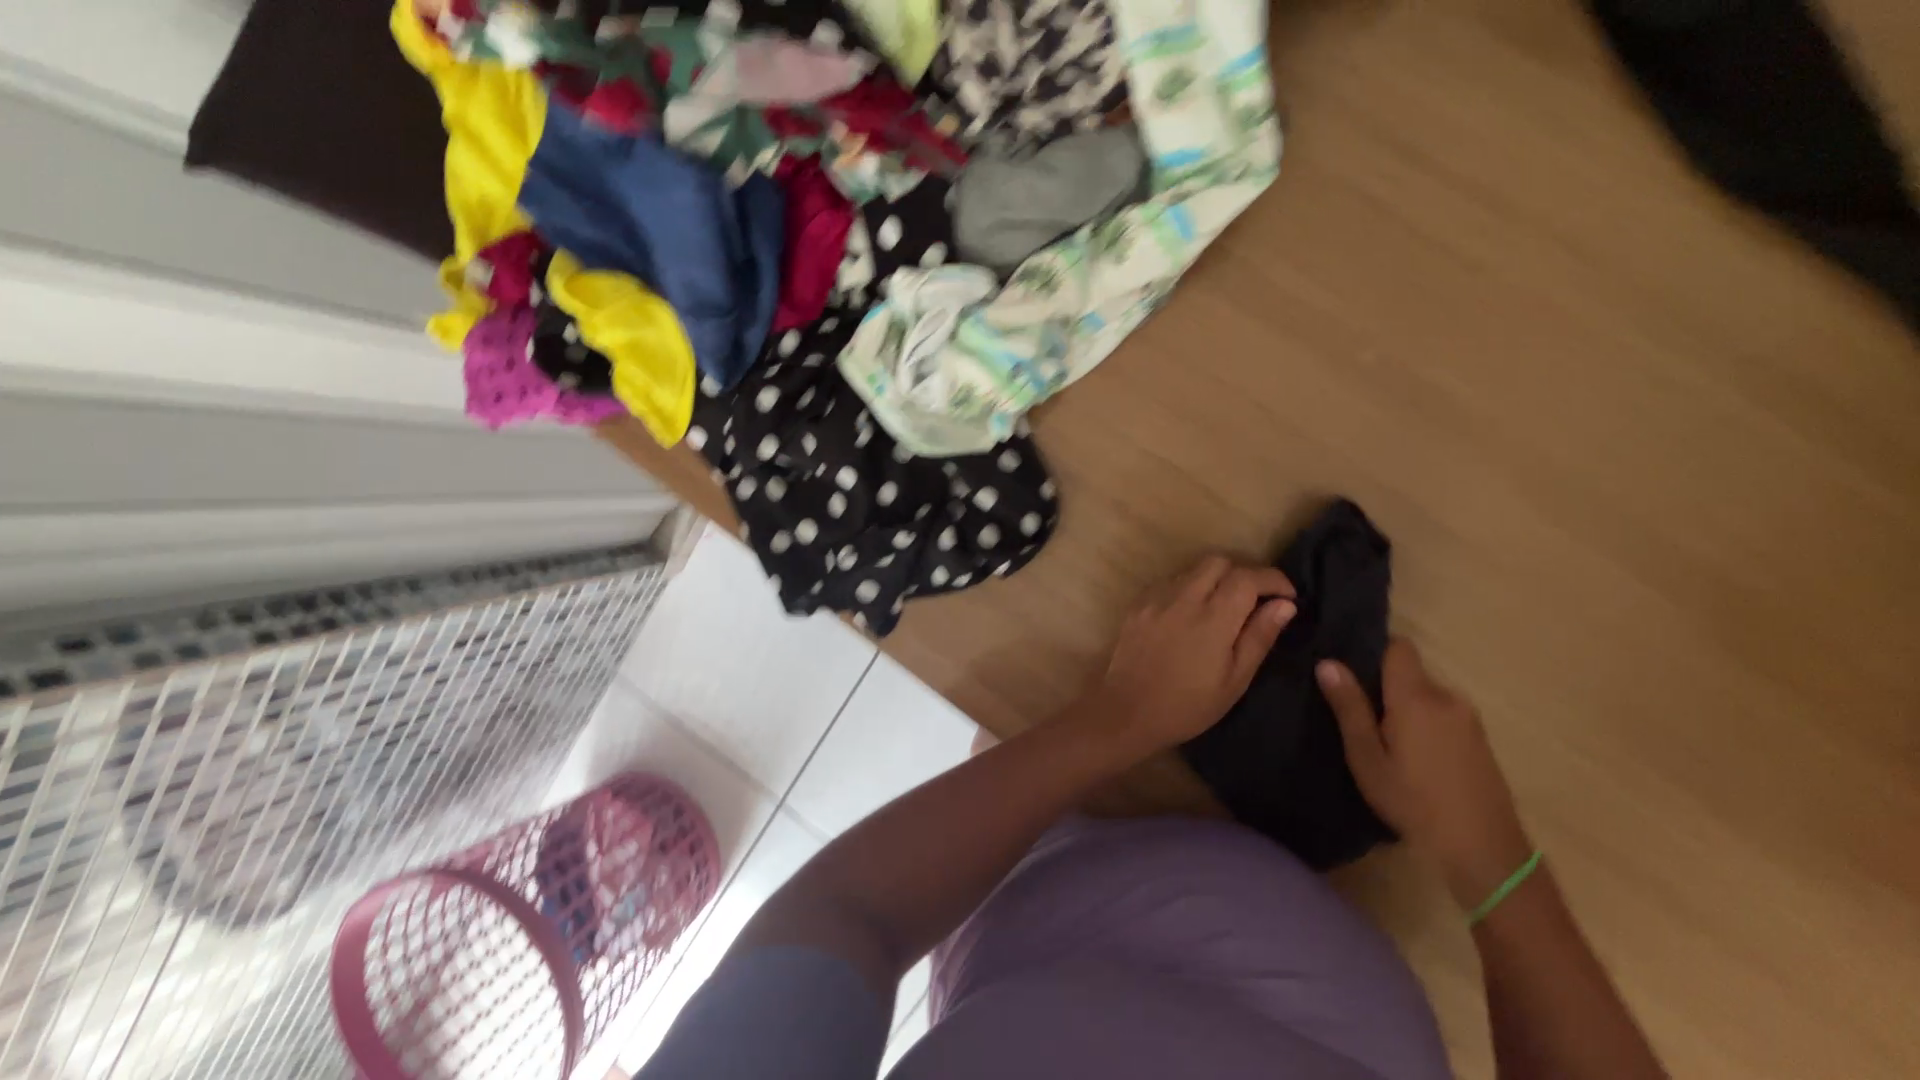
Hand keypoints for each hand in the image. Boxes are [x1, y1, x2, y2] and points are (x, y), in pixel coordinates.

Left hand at [1092, 556, 1296, 750]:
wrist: (1127, 713)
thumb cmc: (1188, 705)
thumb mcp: (1234, 680)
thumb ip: (1259, 637)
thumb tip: (1285, 604)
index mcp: (1212, 618)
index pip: (1248, 577)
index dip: (1273, 579)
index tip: (1287, 595)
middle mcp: (1182, 598)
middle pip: (1219, 562)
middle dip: (1243, 573)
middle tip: (1255, 600)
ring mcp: (1156, 598)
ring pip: (1192, 569)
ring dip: (1214, 580)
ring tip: (1223, 608)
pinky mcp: (1137, 605)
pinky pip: (1169, 582)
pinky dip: (1187, 588)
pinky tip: (1190, 614)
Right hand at [1318, 639, 1533, 907]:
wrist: (1482, 847)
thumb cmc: (1413, 800)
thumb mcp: (1367, 757)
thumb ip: (1349, 708)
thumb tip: (1328, 663)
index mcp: (1416, 697)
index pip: (1398, 647)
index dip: (1374, 651)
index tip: (1351, 671)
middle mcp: (1446, 697)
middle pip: (1411, 674)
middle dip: (1385, 688)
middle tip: (1359, 719)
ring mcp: (1468, 718)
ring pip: (1427, 697)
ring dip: (1406, 710)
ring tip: (1384, 743)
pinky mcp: (1479, 739)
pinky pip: (1443, 716)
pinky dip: (1425, 726)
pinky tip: (1414, 759)